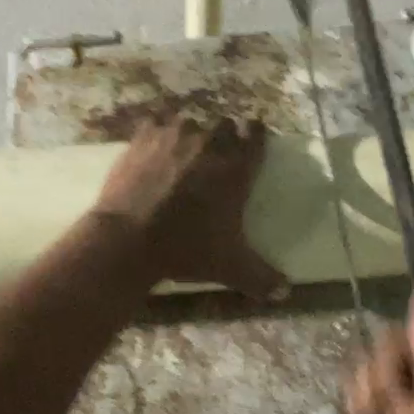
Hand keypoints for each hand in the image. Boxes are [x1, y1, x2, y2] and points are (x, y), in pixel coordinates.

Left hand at [91, 116, 288, 299]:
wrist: (129, 239)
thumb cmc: (186, 249)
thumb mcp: (230, 267)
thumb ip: (262, 278)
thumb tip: (285, 292)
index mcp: (237, 167)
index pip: (257, 133)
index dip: (255, 137)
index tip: (250, 148)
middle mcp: (211, 142)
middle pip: (225, 125)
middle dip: (223, 138)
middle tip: (215, 162)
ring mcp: (175, 135)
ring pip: (190, 122)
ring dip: (190, 136)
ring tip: (182, 157)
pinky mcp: (144, 136)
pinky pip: (156, 123)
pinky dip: (157, 134)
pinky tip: (153, 151)